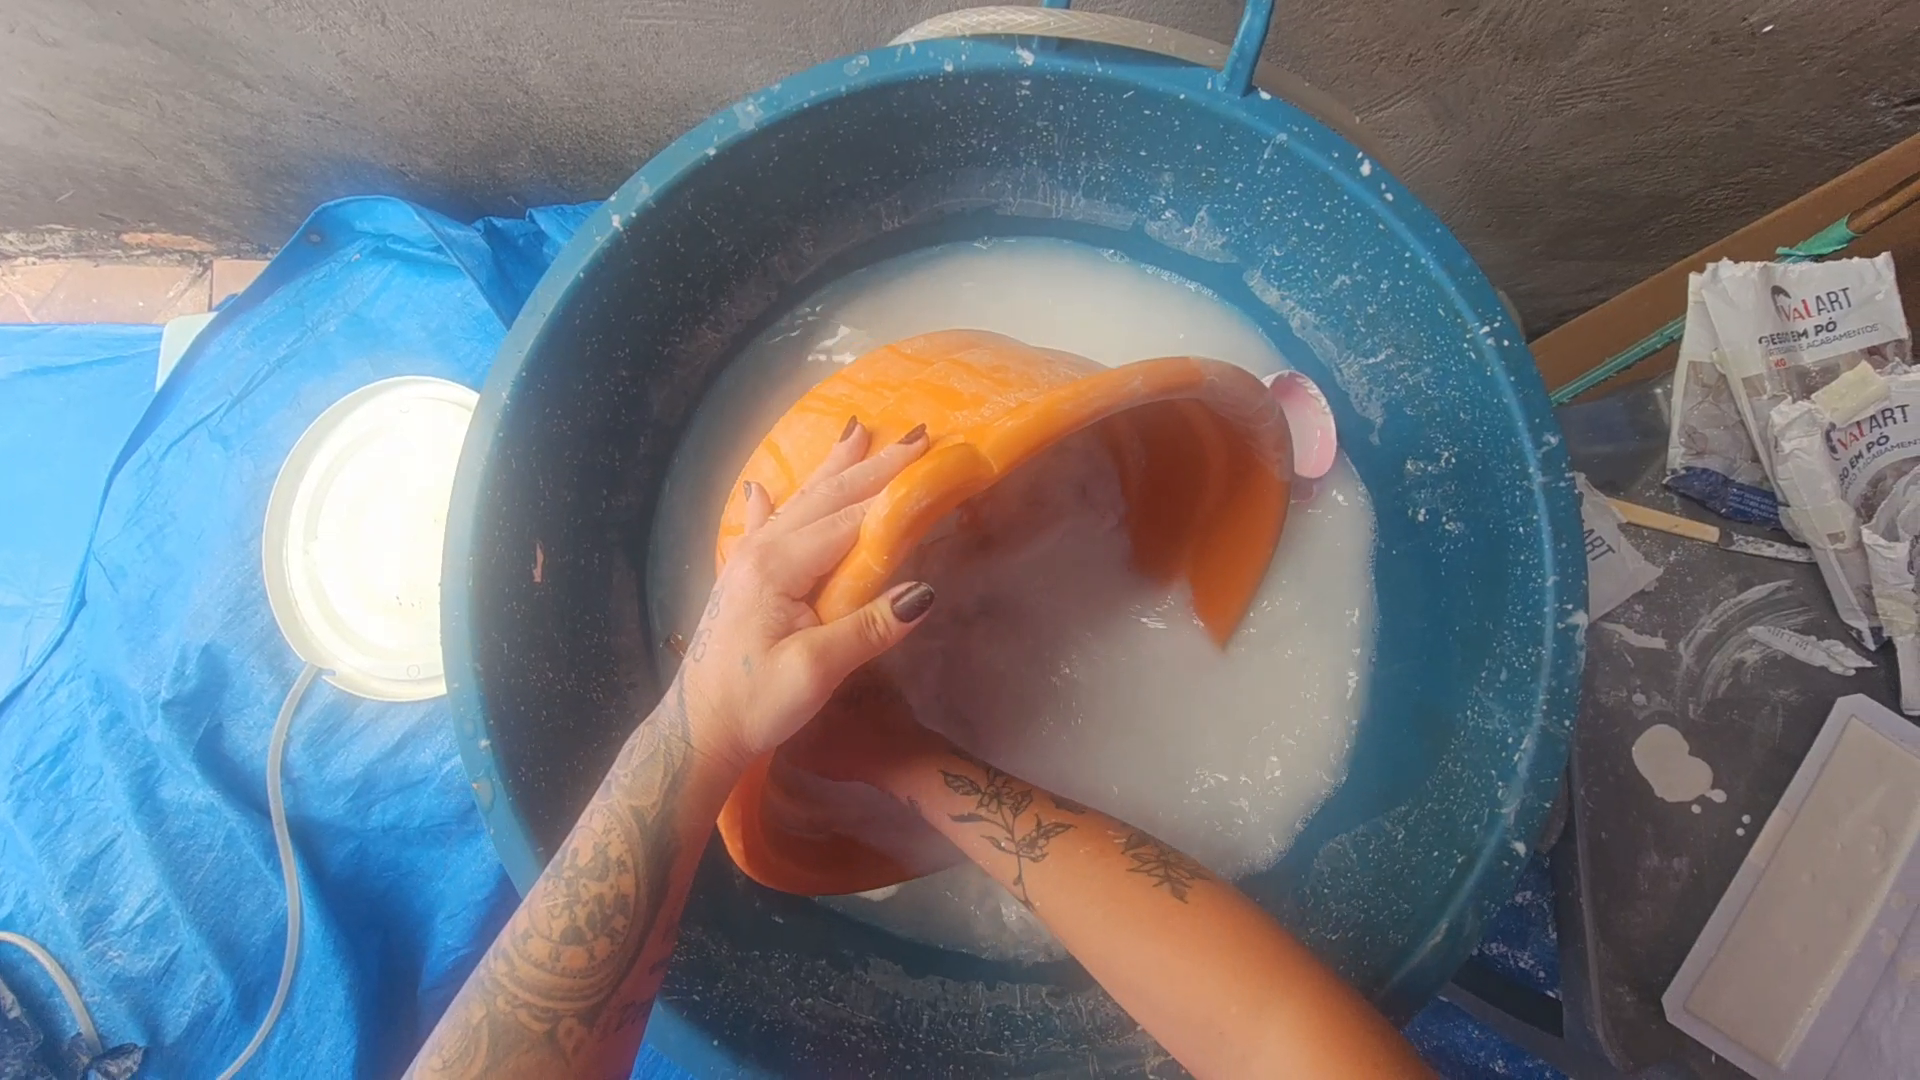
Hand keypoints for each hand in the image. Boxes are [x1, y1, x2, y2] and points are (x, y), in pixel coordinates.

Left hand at [678, 418, 937, 771]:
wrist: (699, 730)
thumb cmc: (755, 703)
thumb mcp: (816, 671)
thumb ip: (869, 627)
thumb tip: (924, 594)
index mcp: (778, 565)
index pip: (848, 519)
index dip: (892, 491)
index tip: (929, 459)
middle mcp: (762, 550)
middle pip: (827, 498)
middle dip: (873, 464)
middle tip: (915, 433)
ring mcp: (748, 560)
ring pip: (800, 502)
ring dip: (833, 468)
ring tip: (856, 431)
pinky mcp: (744, 577)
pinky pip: (765, 526)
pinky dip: (774, 502)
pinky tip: (762, 487)